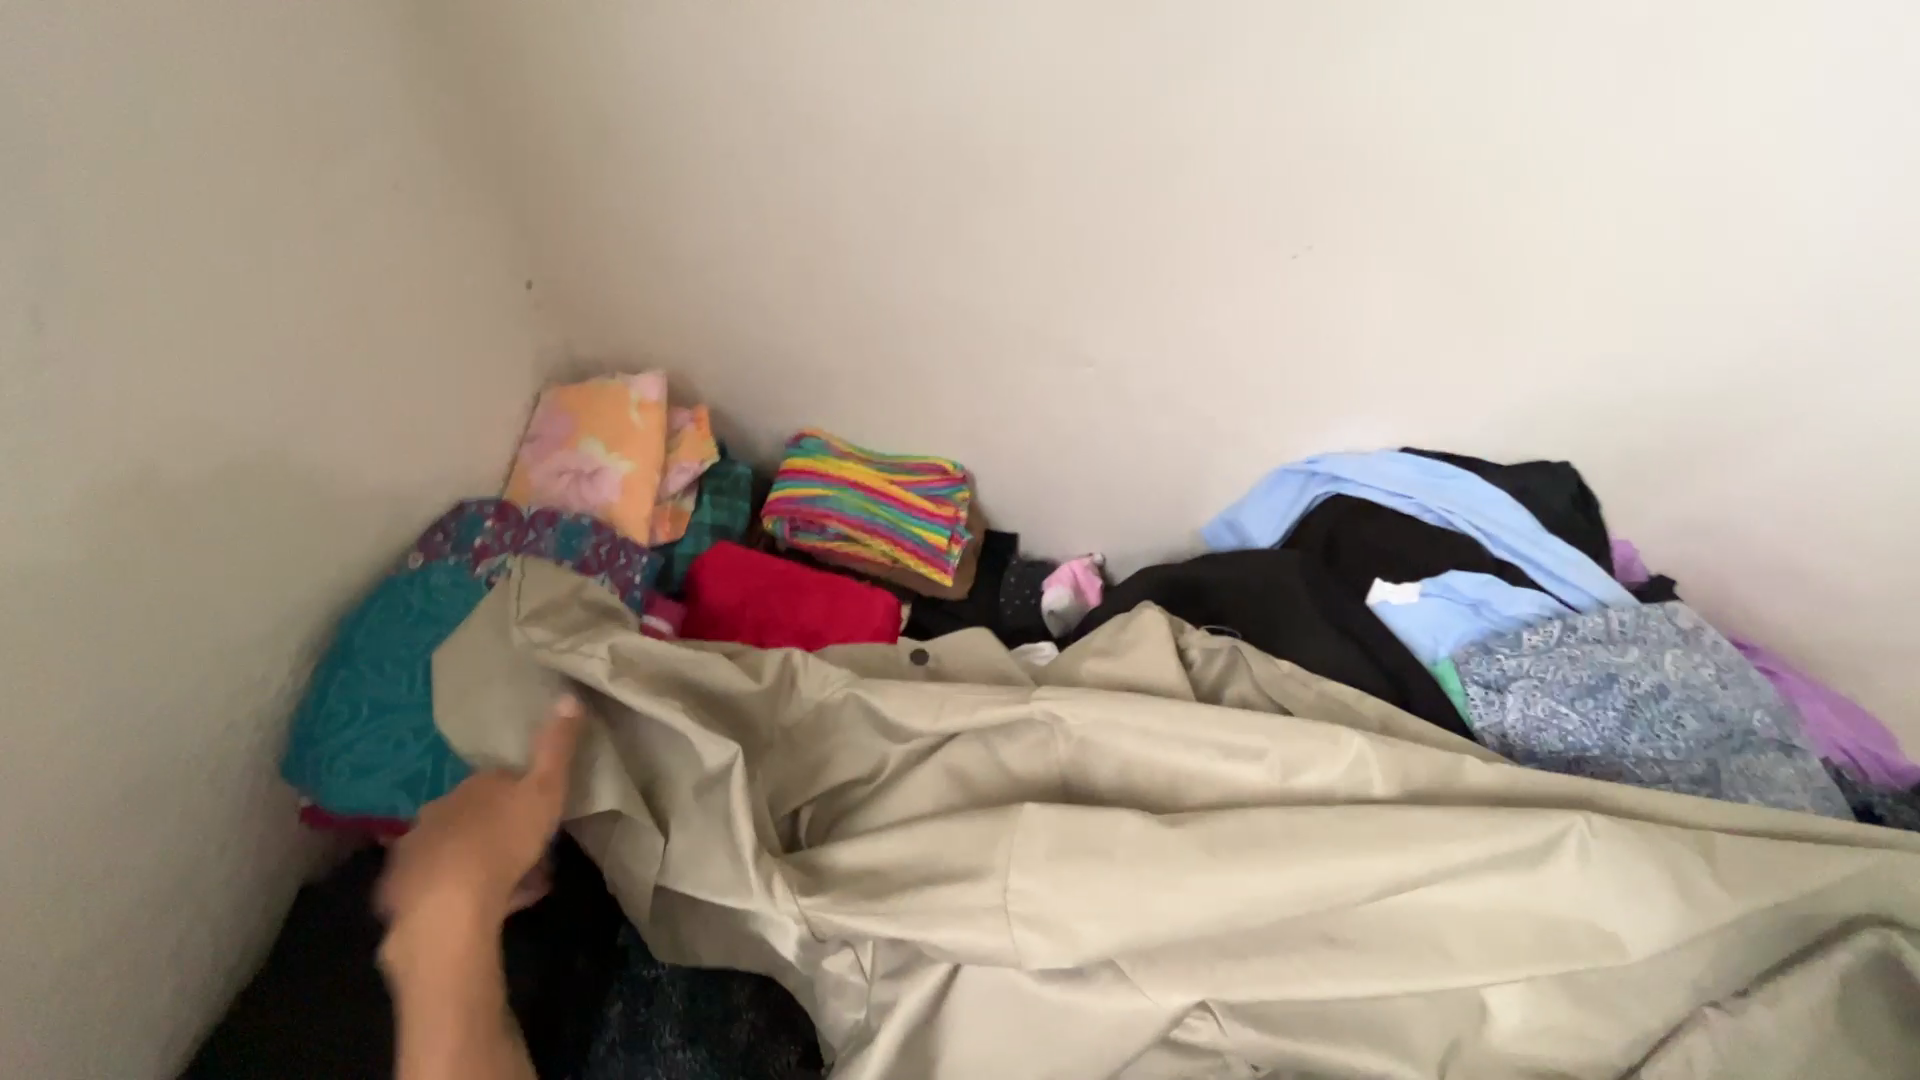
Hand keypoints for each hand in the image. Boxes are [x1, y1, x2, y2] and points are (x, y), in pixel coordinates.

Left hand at [377, 695, 585, 936]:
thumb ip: (557, 747)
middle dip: (501, 828)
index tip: (541, 812)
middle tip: (531, 851)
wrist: (449, 907)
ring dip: (485, 861)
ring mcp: (417, 850)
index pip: (500, 779)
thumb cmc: (504, 840)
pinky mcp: (404, 890)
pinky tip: (490, 905)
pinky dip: (466, 890)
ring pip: (459, 849)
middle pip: (477, 813)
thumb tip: (568, 695)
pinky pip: (444, 883)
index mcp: (474, 784)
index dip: (523, 793)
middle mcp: (439, 810)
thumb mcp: (546, 790)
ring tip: (517, 883)